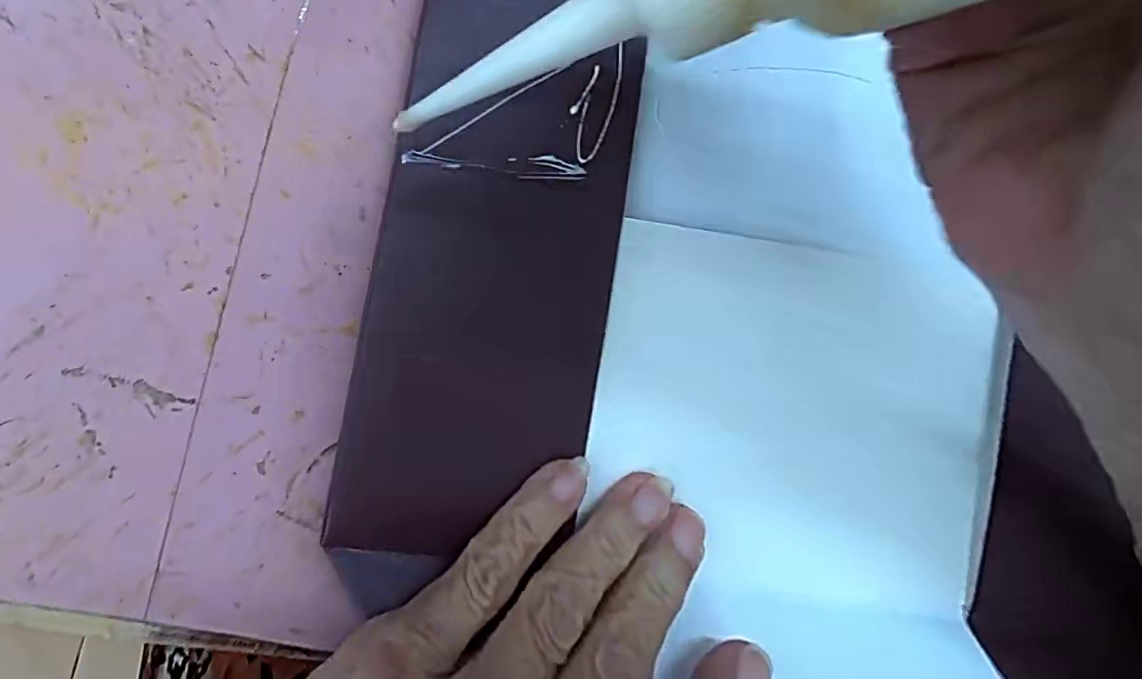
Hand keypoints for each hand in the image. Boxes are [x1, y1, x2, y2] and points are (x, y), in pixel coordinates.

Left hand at [317, 459, 768, 678]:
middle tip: (690, 523)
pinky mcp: (397, 650)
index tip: (744, 652)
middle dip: (653, 586)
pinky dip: (528, 523)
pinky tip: (563, 480)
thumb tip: (635, 661)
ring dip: (607, 545)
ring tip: (650, 494)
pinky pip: (476, 576)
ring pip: (551, 606)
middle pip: (603, 656)